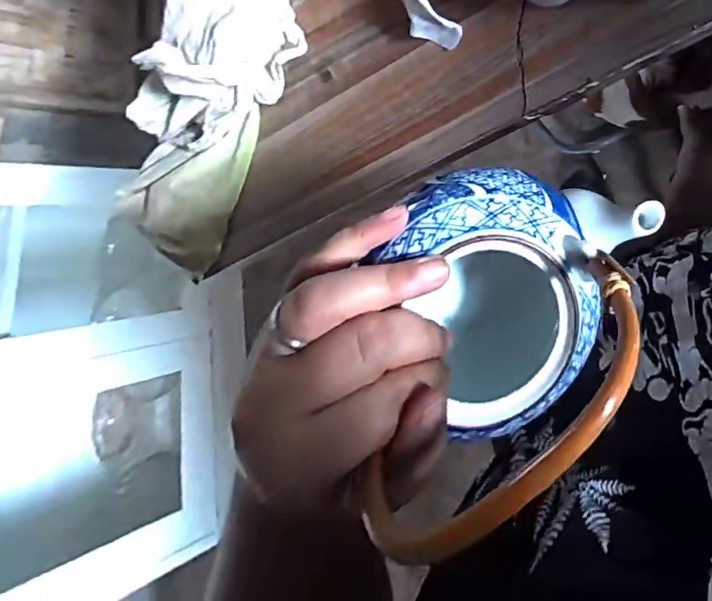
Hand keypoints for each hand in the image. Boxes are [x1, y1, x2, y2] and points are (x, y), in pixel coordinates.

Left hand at [232, 206, 452, 515]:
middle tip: (444, 337)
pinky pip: (315, 264)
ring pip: (324, 296)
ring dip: (391, 280)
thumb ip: (413, 452)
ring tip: (436, 274)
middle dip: (412, 334)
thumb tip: (429, 393)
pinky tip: (398, 219)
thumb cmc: (343, 482)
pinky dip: (357, 238)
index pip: (373, 406)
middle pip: (354, 344)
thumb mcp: (385, 494)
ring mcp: (268, 345)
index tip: (441, 378)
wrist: (283, 474)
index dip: (418, 385)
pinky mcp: (278, 307)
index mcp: (298, 456)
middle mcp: (271, 396)